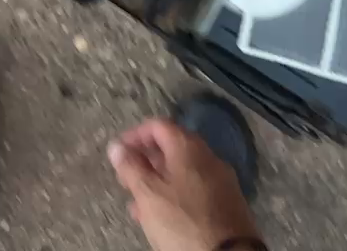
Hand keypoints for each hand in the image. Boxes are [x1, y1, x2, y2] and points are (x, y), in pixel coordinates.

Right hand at [108, 118, 261, 250]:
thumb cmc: (183, 221)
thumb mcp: (149, 195)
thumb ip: (130, 167)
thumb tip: (116, 146)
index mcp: (188, 146)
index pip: (157, 125)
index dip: (135, 135)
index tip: (120, 152)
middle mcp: (208, 156)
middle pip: (172, 148)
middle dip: (146, 162)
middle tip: (128, 180)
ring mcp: (223, 180)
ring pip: (184, 172)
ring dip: (160, 183)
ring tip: (140, 206)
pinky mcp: (230, 204)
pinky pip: (197, 190)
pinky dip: (178, 196)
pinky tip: (165, 217)